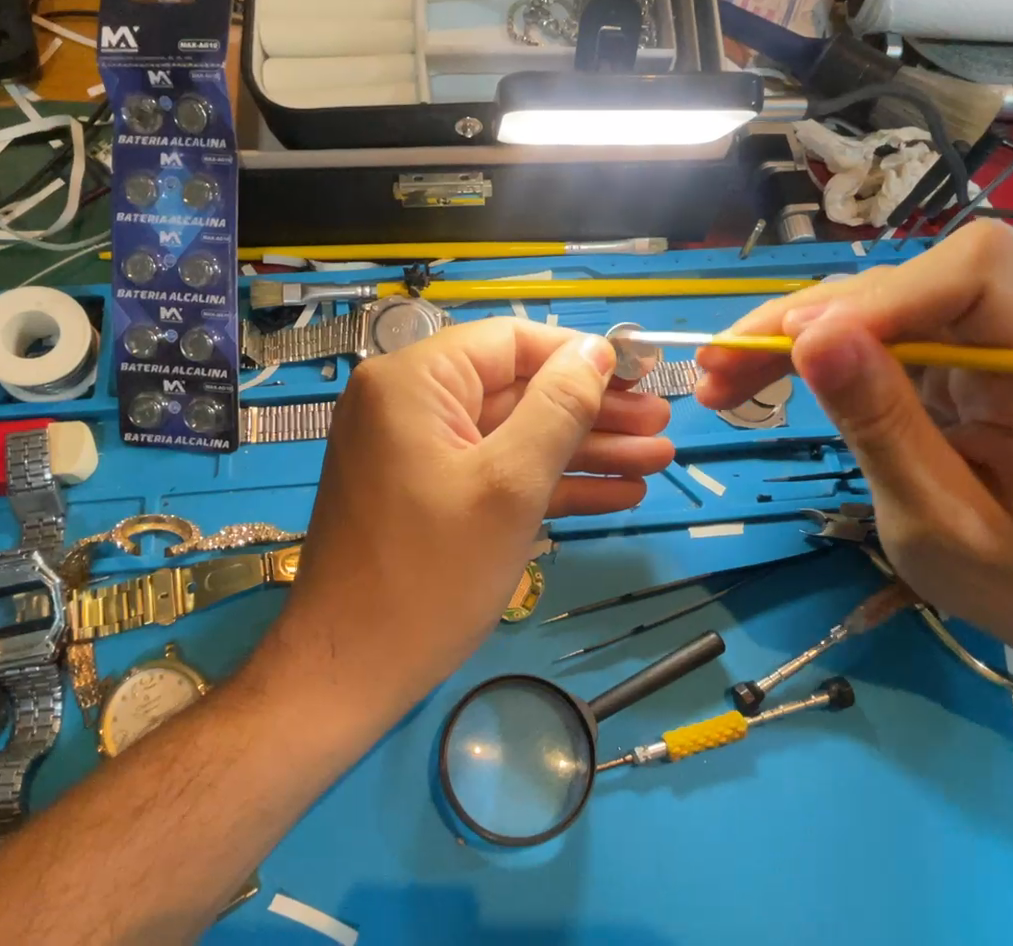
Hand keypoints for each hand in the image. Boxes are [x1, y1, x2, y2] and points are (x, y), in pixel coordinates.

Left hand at [253, 318, 673, 719]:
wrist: (350, 671)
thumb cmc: (430, 573)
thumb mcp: (510, 484)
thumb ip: (559, 408)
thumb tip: (596, 350)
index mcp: (415, 382)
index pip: (511, 342)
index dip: (581, 357)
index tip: (641, 376)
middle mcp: (410, 405)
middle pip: (517, 390)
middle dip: (593, 412)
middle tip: (662, 426)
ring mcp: (417, 454)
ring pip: (513, 437)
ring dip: (584, 451)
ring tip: (657, 462)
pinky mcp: (428, 496)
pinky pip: (495, 474)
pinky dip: (549, 485)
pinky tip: (615, 496)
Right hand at [696, 221, 1012, 665]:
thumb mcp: (936, 520)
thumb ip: (881, 426)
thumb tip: (812, 338)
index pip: (976, 274)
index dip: (883, 296)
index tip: (801, 346)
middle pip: (904, 279)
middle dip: (803, 317)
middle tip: (718, 368)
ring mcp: (979, 343)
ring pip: (871, 301)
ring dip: (787, 333)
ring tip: (716, 378)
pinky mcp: (944, 358)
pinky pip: (866, 332)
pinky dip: (804, 352)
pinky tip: (750, 377)